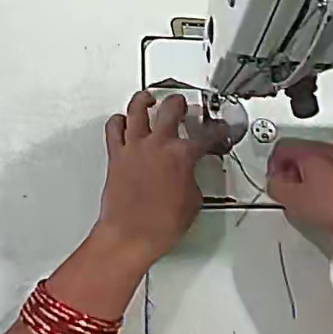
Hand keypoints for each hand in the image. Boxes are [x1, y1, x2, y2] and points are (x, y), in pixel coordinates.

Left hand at [95, 91, 207, 262]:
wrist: (130, 236)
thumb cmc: (160, 224)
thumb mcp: (193, 201)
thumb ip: (192, 178)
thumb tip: (189, 175)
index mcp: (182, 155)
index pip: (207, 134)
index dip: (217, 131)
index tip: (218, 130)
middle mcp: (158, 144)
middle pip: (171, 108)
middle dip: (180, 103)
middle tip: (183, 104)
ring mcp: (135, 147)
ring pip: (138, 108)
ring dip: (146, 99)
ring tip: (150, 97)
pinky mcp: (116, 155)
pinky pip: (114, 128)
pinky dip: (119, 121)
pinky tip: (124, 121)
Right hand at [266, 140, 332, 243]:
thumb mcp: (293, 200)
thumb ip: (276, 188)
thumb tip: (275, 184)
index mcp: (310, 151)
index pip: (281, 148)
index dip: (272, 166)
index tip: (273, 181)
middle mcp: (329, 152)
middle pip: (300, 156)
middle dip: (290, 174)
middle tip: (287, 192)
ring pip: (317, 167)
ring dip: (308, 182)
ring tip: (308, 204)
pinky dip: (325, 189)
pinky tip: (327, 208)